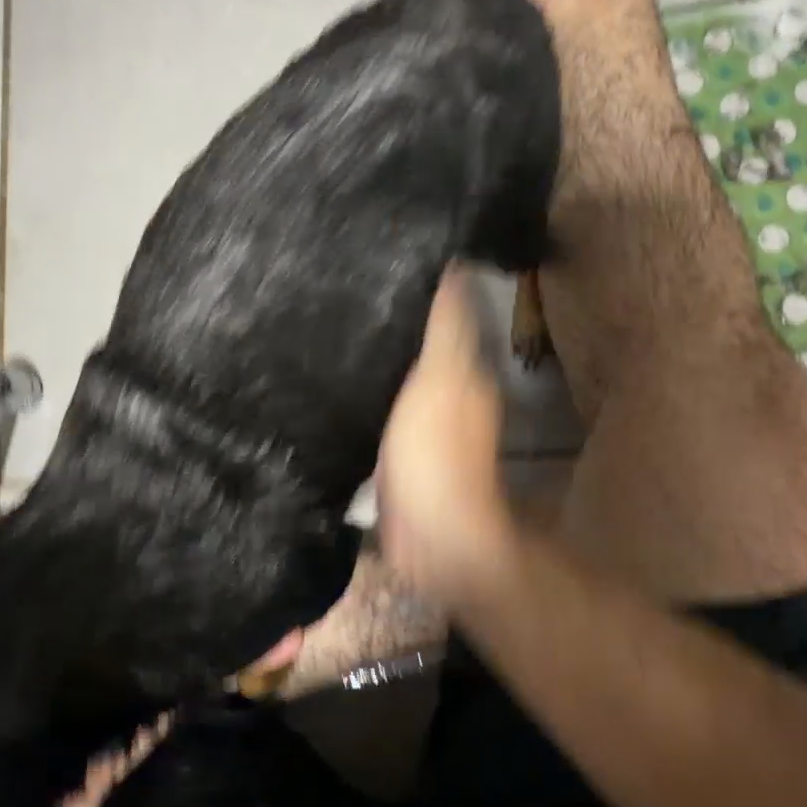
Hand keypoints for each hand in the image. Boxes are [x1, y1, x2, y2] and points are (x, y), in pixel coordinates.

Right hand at [376, 267, 517, 600]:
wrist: (431, 538)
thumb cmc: (435, 455)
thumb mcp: (438, 380)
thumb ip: (446, 329)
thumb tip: (459, 268)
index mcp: (466, 377)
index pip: (447, 323)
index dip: (422, 297)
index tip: (385, 269)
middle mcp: (454, 402)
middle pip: (425, 355)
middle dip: (398, 331)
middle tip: (350, 302)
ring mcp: (430, 436)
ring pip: (406, 387)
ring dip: (384, 366)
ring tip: (340, 339)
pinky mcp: (404, 464)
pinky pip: (388, 420)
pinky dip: (374, 404)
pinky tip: (345, 395)